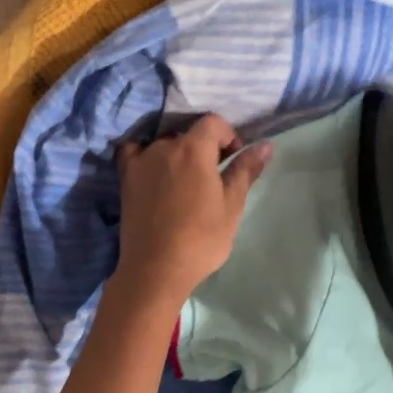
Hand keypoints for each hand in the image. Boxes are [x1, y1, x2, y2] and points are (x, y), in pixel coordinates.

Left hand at [114, 114, 271, 304]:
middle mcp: (164, 146)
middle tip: (212, 176)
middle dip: (204, 147)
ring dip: (177, 155)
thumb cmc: (201, 239)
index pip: (213, 123)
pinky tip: (153, 172)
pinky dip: (144, 156)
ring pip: (163, 145)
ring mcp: (141, 162)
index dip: (228, 136)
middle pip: (187, 134)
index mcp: (193, 148)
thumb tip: (266, 145)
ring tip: (185, 182)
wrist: (156, 269)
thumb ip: (245, 171)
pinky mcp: (126, 180)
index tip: (234, 159)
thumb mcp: (231, 206)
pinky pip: (133, 154)